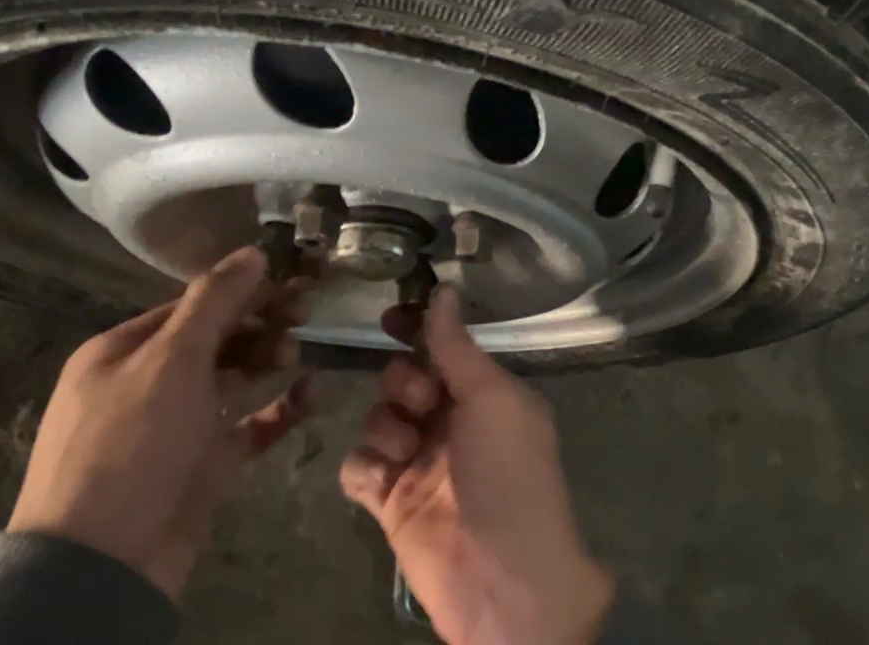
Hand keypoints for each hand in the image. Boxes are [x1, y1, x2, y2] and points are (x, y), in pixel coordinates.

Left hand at [7, 246, 311, 600]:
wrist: (102, 562)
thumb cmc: (130, 443)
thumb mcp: (171, 359)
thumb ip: (215, 301)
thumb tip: (254, 251)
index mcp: (123, 352)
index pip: (194, 305)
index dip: (245, 291)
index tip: (296, 281)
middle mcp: (148, 383)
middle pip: (218, 339)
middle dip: (262, 324)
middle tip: (308, 314)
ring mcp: (177, 426)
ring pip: (236, 378)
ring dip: (271, 361)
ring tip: (301, 357)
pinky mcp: (204, 463)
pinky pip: (250, 424)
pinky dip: (280, 408)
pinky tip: (311, 396)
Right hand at [340, 288, 614, 644]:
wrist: (502, 577)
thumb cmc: (509, 473)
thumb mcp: (493, 398)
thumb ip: (458, 347)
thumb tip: (443, 291)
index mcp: (485, 393)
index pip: (443, 346)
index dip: (416, 329)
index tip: (390, 317)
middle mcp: (451, 421)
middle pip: (403, 377)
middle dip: (403, 382)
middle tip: (421, 404)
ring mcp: (419, 462)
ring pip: (376, 417)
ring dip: (384, 425)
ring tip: (405, 449)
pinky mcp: (390, 501)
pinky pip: (359, 467)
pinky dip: (365, 468)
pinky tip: (383, 481)